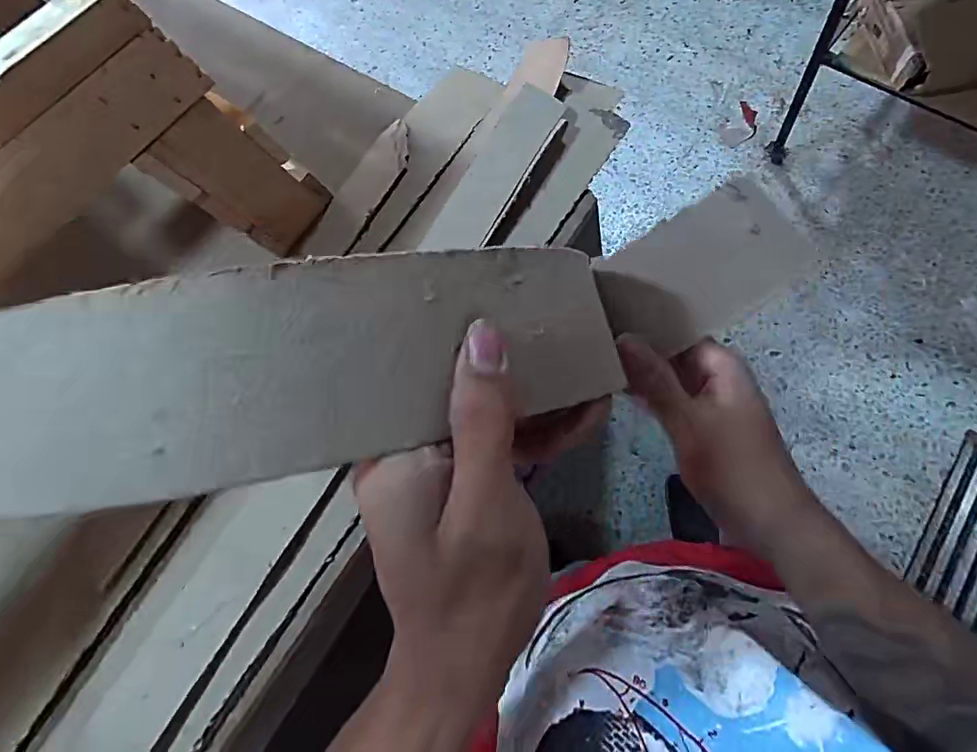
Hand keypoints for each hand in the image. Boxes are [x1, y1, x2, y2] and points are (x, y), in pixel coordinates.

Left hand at [343, 320, 550, 749]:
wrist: (467, 672)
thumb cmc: (476, 594)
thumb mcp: (486, 502)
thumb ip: (482, 420)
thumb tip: (481, 336)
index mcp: (391, 449)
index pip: (425, 371)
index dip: (468, 339)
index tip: (515, 305)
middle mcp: (400, 450)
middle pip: (457, 388)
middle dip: (514, 370)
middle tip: (562, 340)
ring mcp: (428, 466)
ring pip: (481, 413)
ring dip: (533, 403)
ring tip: (585, 379)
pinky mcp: (454, 481)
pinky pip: (491, 442)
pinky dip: (530, 434)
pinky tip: (576, 418)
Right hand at [617, 335, 824, 557]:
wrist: (773, 527)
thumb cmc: (732, 469)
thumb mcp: (688, 422)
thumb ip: (655, 380)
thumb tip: (624, 337)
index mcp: (723, 365)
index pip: (678, 331)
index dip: (646, 326)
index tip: (607, 322)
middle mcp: (722, 378)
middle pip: (676, 354)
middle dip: (642, 351)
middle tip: (597, 344)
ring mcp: (716, 404)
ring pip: (675, 380)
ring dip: (647, 376)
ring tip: (604, 364)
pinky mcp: (710, 429)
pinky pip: (679, 402)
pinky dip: (657, 399)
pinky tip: (628, 397)